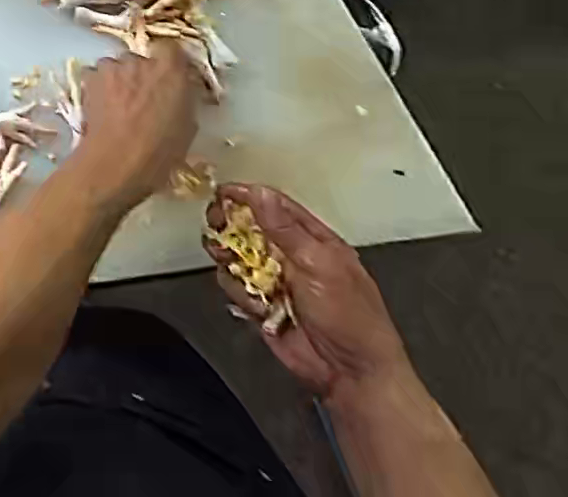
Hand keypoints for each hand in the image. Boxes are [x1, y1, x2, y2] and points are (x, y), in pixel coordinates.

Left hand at [68, 42, 199, 208]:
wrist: (119, 157)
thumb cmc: (162, 148)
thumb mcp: (187, 122)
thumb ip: (182, 97)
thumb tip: (177, 91)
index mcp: (171, 71)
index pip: (171, 49)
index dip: (168, 61)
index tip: (168, 76)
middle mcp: (140, 62)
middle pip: (139, 59)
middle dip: (140, 73)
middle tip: (140, 97)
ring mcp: (111, 67)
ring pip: (115, 66)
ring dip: (118, 78)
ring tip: (117, 103)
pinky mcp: (89, 77)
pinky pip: (95, 74)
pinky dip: (98, 85)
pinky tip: (100, 104)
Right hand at [205, 183, 413, 400]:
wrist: (350, 375)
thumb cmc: (349, 318)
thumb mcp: (321, 267)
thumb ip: (285, 230)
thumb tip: (258, 191)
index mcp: (313, 241)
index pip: (274, 205)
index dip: (246, 196)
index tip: (220, 194)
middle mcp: (289, 254)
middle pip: (244, 226)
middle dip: (227, 227)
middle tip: (217, 231)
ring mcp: (271, 277)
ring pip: (231, 253)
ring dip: (229, 261)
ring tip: (236, 270)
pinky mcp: (257, 299)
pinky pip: (231, 282)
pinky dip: (238, 291)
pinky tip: (257, 306)